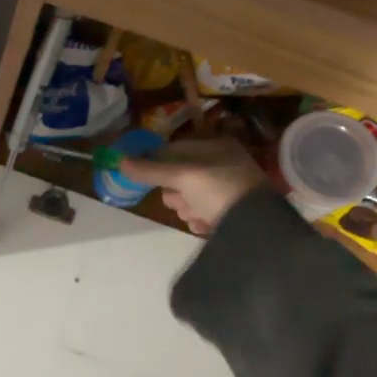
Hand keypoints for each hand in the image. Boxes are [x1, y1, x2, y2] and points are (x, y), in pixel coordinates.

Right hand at [118, 139, 265, 234]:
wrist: (258, 229)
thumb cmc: (221, 191)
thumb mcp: (184, 177)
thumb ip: (152, 170)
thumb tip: (119, 162)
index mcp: (218, 148)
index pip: (176, 150)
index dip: (157, 161)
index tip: (141, 175)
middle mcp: (224, 165)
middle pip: (181, 177)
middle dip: (176, 192)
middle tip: (180, 199)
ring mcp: (229, 191)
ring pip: (191, 198)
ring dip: (188, 208)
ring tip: (198, 215)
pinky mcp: (232, 214)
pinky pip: (204, 213)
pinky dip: (201, 220)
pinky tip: (206, 225)